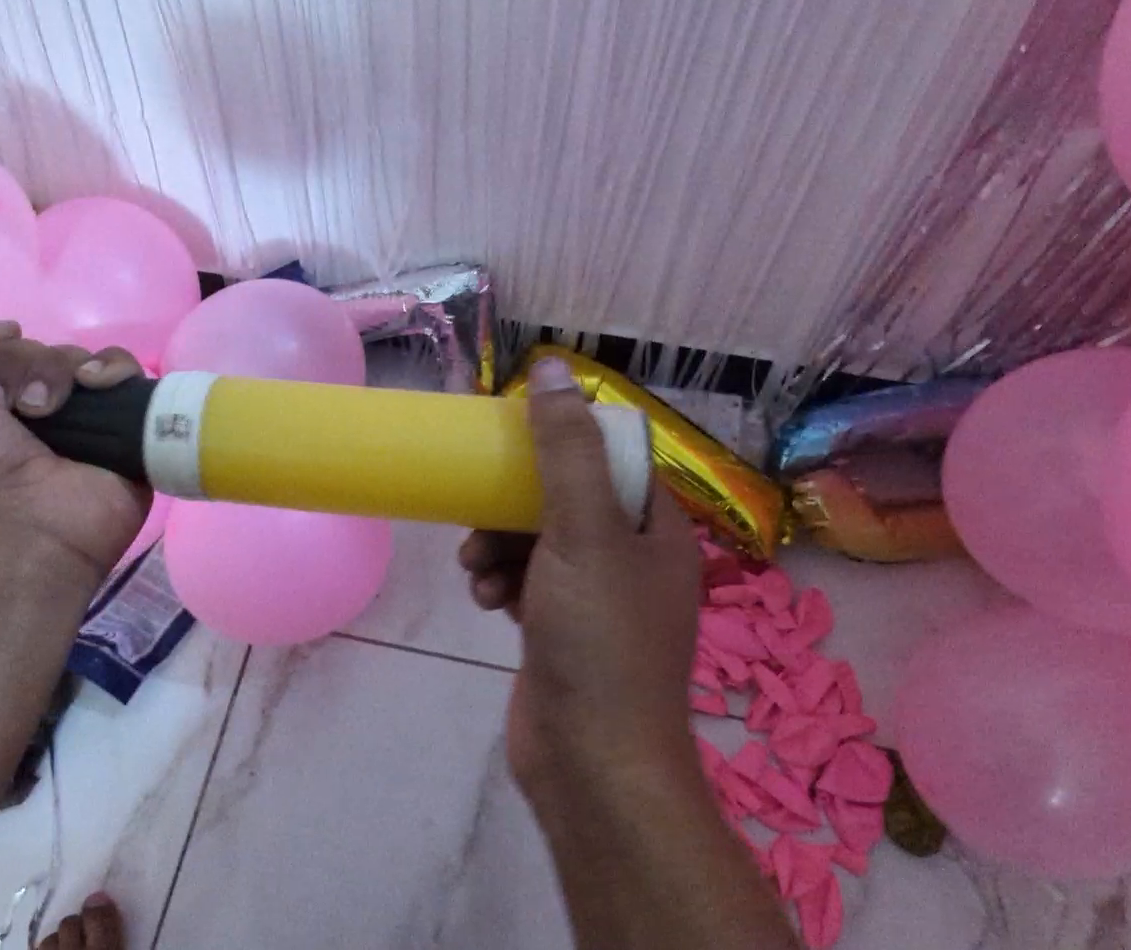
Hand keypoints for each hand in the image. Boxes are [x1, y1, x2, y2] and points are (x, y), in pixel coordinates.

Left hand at [0, 316, 151, 592]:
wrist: (13, 524)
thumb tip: (12, 328)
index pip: (7, 348)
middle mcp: (40, 413)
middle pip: (49, 352)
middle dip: (32, 366)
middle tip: (23, 411)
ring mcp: (89, 423)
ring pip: (90, 361)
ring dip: (68, 371)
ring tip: (57, 410)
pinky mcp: (131, 433)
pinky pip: (134, 379)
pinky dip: (116, 370)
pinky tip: (99, 389)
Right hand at [459, 357, 703, 794]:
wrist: (593, 763)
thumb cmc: (597, 639)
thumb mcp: (582, 531)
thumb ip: (566, 450)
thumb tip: (554, 368)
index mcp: (655, 528)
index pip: (609, 457)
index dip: (560, 442)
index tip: (508, 442)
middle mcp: (633, 558)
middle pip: (566, 499)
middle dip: (514, 505)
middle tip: (477, 512)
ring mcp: (598, 599)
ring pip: (539, 543)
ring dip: (499, 547)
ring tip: (476, 569)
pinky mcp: (564, 632)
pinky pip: (529, 584)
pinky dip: (503, 584)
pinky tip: (484, 601)